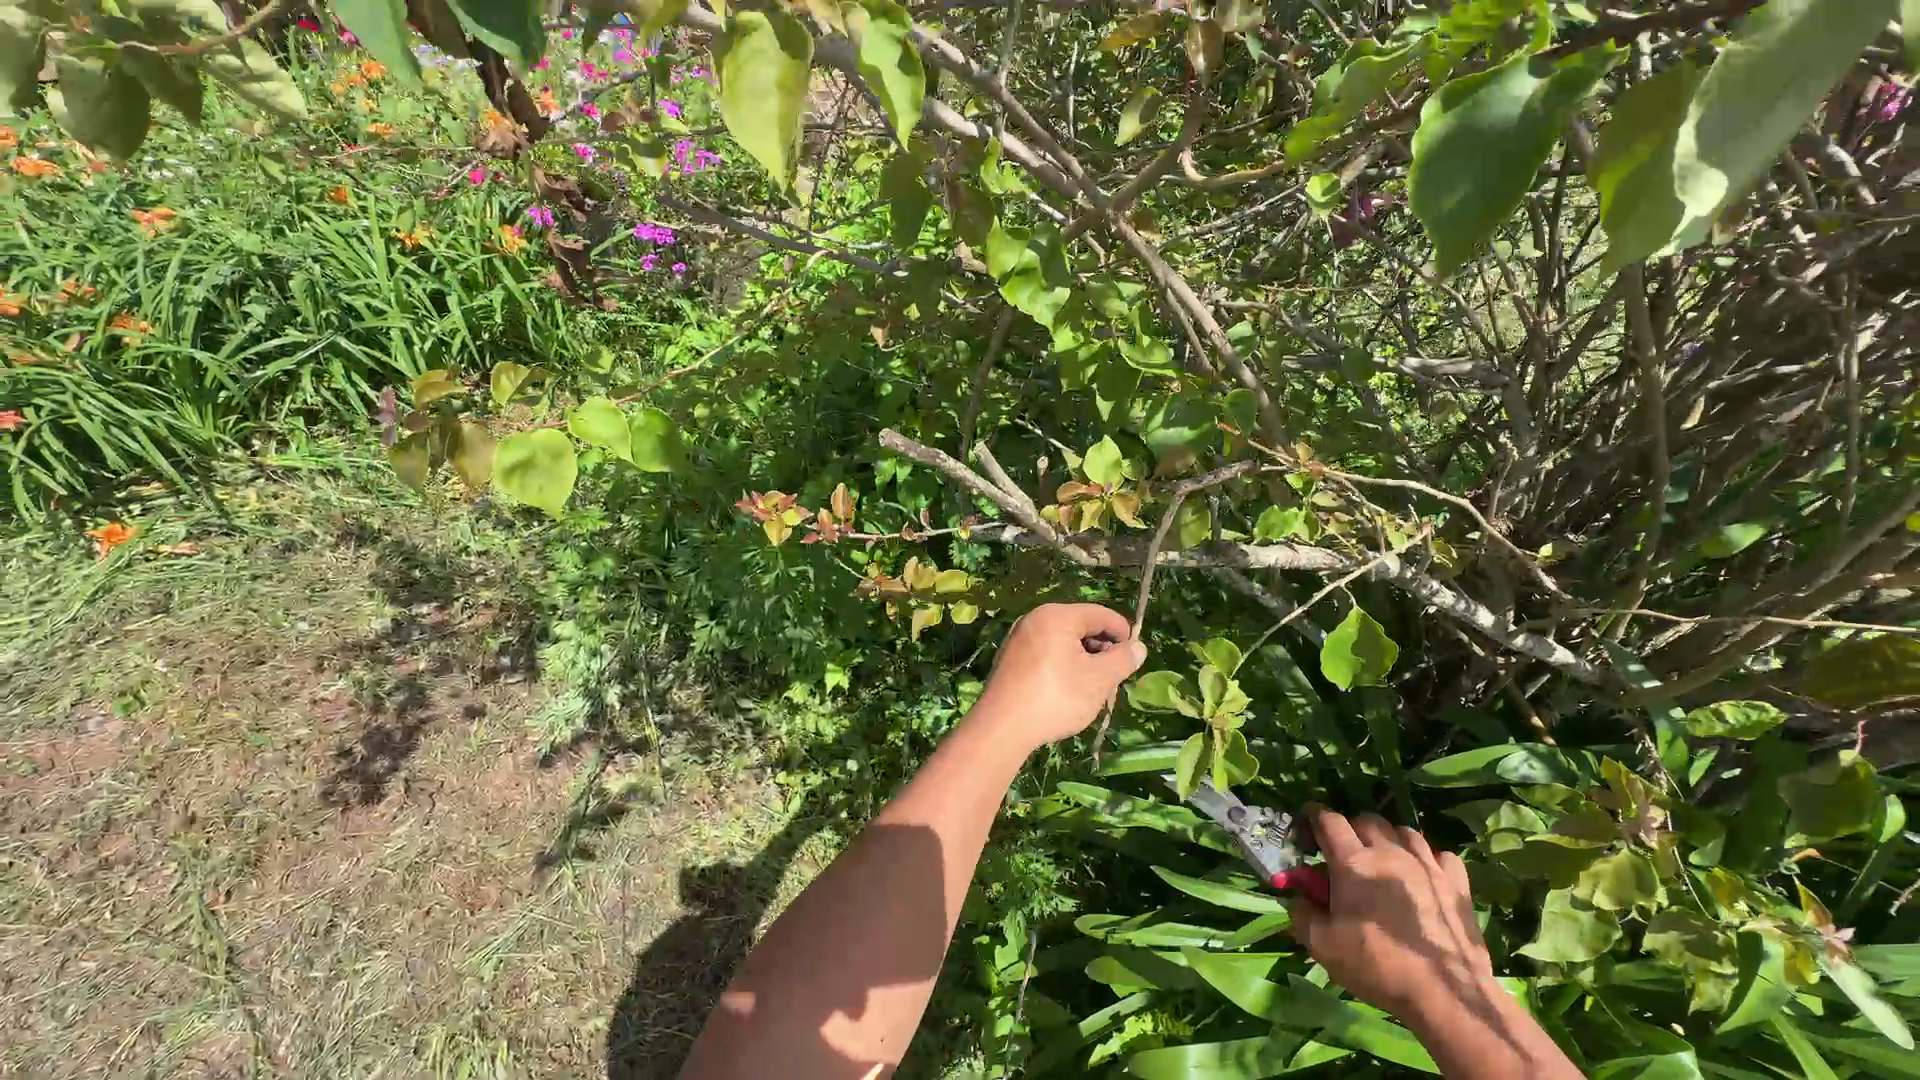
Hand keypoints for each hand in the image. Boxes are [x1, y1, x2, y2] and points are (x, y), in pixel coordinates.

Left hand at [970, 603, 1146, 750]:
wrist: (1002, 727)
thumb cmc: (1056, 697)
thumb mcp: (1099, 680)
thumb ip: (1122, 660)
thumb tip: (1138, 647)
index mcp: (1057, 616)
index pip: (1101, 614)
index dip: (1123, 634)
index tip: (1133, 659)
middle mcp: (1035, 619)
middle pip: (1081, 626)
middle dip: (1102, 650)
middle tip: (1113, 678)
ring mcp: (1019, 638)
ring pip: (1064, 642)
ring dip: (1084, 661)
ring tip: (1093, 688)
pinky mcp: (1010, 659)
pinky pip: (1046, 654)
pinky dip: (1063, 666)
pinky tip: (1067, 692)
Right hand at [1288, 806, 1492, 1018]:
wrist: (1445, 994)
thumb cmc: (1377, 966)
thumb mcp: (1322, 945)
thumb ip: (1302, 914)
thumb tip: (1298, 898)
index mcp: (1352, 862)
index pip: (1328, 820)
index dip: (1314, 814)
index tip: (1308, 818)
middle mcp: (1389, 853)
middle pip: (1367, 820)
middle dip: (1351, 827)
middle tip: (1345, 849)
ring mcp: (1427, 865)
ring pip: (1404, 831)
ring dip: (1389, 838)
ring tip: (1385, 858)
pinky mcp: (1457, 884)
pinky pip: (1441, 855)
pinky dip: (1429, 858)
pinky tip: (1424, 873)